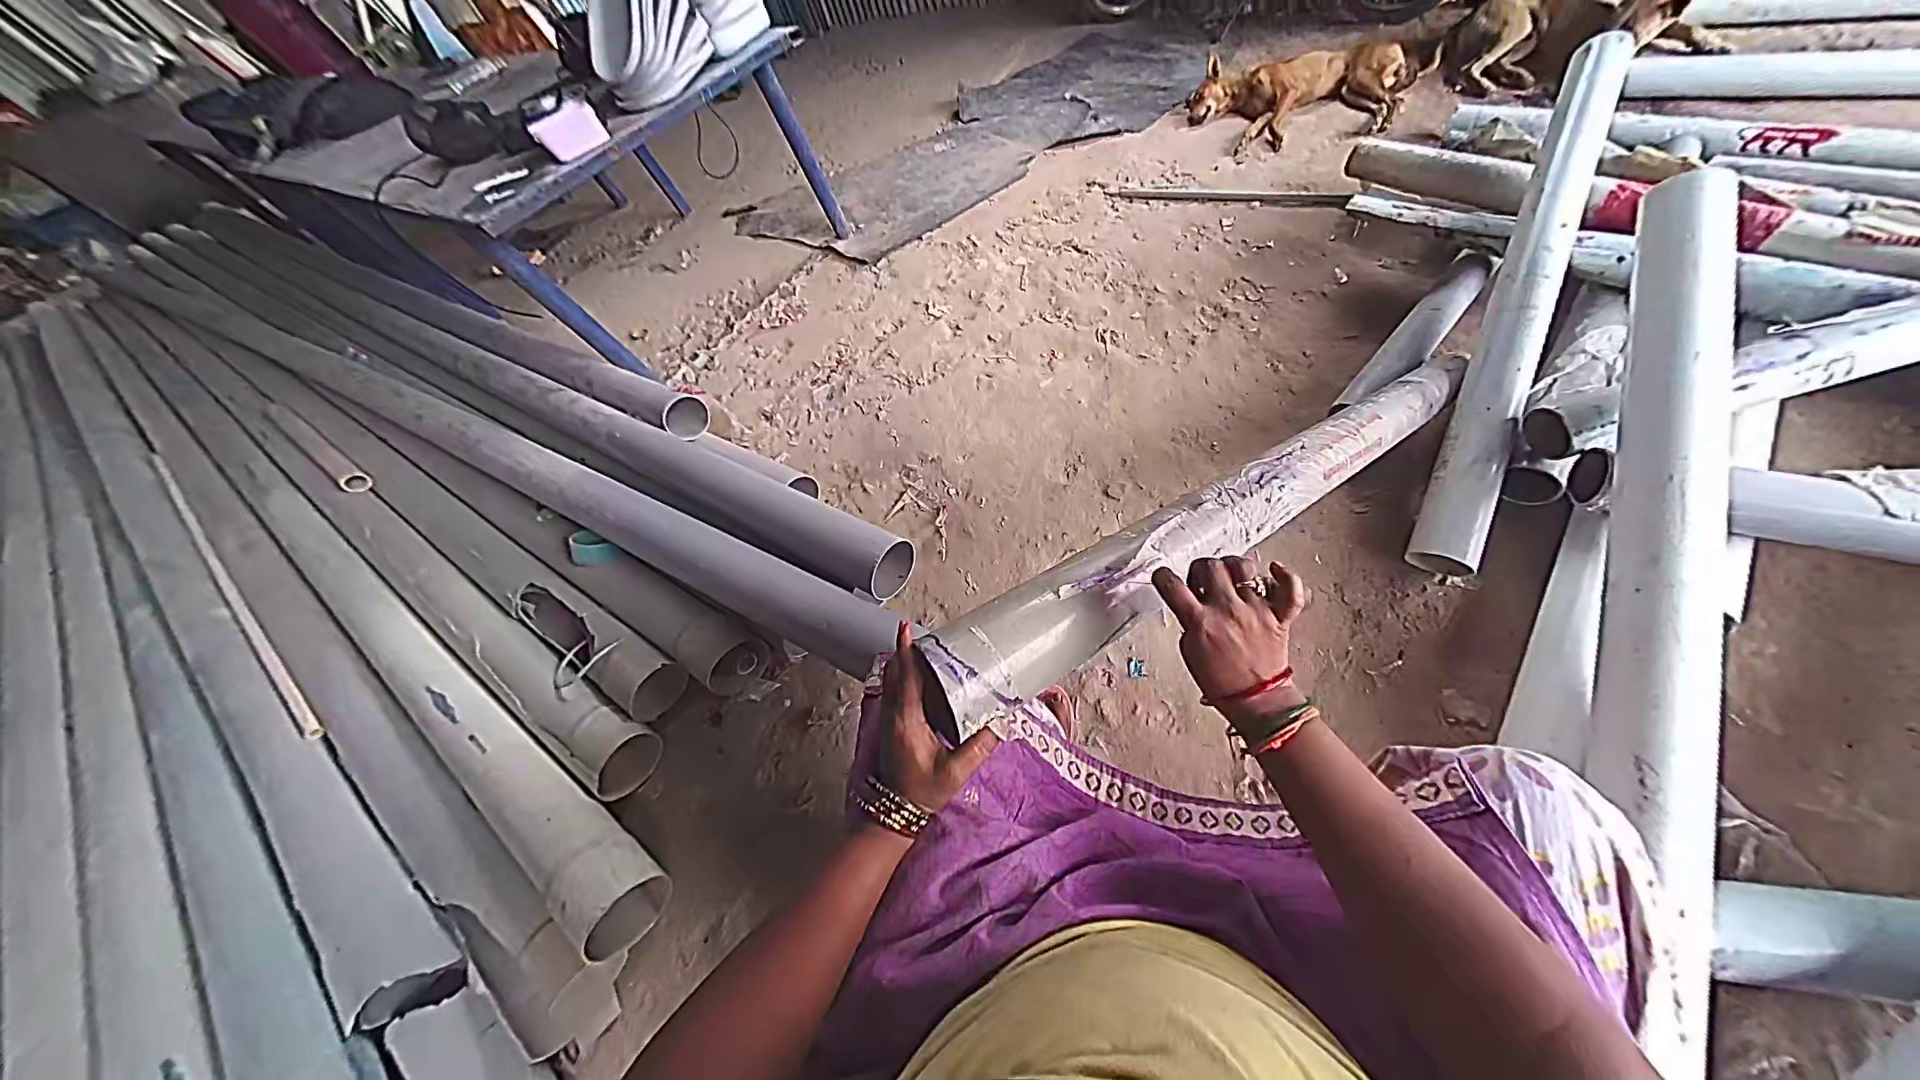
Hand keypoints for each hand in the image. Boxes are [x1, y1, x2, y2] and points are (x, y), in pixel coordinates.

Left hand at [877, 622, 998, 814]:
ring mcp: (888, 721)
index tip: (905, 629)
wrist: (894, 814)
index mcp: (907, 722)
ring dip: (903, 663)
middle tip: (920, 633)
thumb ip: (980, 746)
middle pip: (895, 673)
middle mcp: (893, 717)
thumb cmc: (922, 794)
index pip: (905, 678)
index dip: (906, 652)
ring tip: (920, 649)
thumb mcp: (956, 772)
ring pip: (891, 682)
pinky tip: (916, 678)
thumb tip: (1000, 723)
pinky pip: (893, 693)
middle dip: (906, 651)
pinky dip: (902, 678)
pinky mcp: (890, 727)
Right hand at [1151, 557, 1308, 735]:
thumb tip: (1192, 603)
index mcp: (1200, 622)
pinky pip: (1291, 589)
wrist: (1255, 700)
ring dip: (1233, 567)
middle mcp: (1228, 610)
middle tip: (1202, 582)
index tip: (1165, 577)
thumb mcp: (1190, 651)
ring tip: (1231, 577)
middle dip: (1200, 569)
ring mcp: (1256, 610)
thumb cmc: (1222, 681)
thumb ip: (1190, 622)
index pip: (1172, 585)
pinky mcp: (1279, 615)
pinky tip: (1273, 570)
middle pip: (1209, 566)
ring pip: (1244, 568)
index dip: (1163, 576)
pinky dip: (1286, 576)